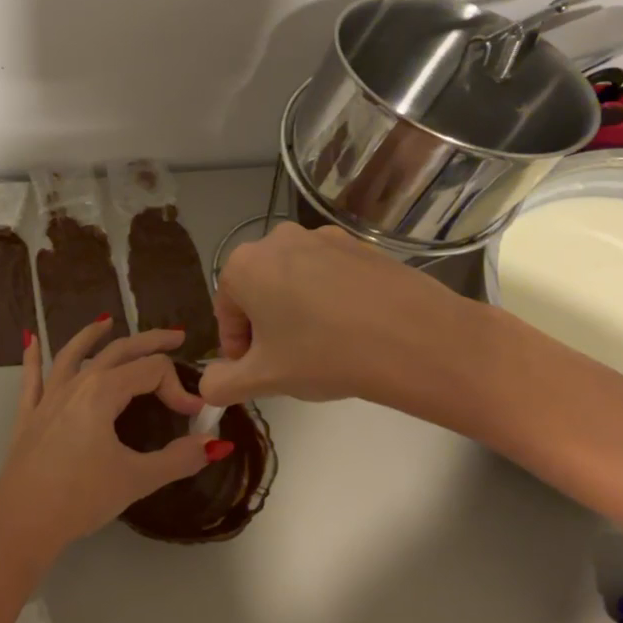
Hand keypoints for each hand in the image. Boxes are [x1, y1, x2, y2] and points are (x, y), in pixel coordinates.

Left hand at [0, 318, 219, 564]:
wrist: (22, 522)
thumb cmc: (80, 498)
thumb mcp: (136, 479)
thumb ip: (179, 459)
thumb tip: (215, 445)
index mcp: (102, 392)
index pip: (150, 371)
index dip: (178, 388)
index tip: (192, 416)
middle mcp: (73, 386)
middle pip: (115, 352)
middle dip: (148, 341)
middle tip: (175, 336)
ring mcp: (46, 399)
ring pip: (71, 355)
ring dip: (91, 336)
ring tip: (106, 322)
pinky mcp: (28, 417)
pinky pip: (31, 379)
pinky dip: (33, 357)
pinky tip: (31, 340)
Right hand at [200, 223, 486, 412]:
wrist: (415, 339)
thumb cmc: (323, 354)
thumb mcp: (263, 379)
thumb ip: (221, 384)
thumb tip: (207, 385)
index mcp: (243, 265)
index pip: (226, 310)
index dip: (237, 346)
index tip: (257, 372)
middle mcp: (278, 240)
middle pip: (258, 290)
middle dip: (266, 326)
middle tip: (289, 362)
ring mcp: (324, 238)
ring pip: (295, 281)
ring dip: (298, 312)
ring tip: (324, 348)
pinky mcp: (362, 245)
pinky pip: (331, 276)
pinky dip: (331, 301)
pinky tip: (352, 331)